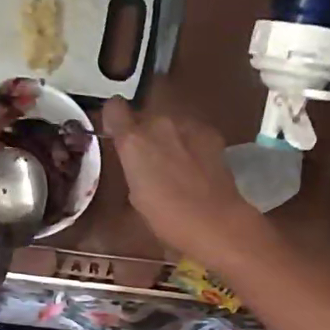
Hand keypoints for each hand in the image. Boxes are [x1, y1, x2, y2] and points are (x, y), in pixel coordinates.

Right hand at [102, 98, 263, 262]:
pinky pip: (192, 132)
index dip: (115, 120)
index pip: (114, 107)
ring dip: (170, 139)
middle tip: (153, 163)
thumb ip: (133, 168)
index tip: (119, 135)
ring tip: (179, 167)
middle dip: (146, 135)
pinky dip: (192, 144)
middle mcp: (158, 123)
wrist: (215, 221)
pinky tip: (199, 168)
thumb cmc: (168, 218)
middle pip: (145, 118)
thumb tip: (138, 162)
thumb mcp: (137, 196)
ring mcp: (187, 125)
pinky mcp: (210, 132)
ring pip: (170, 124)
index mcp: (133, 141)